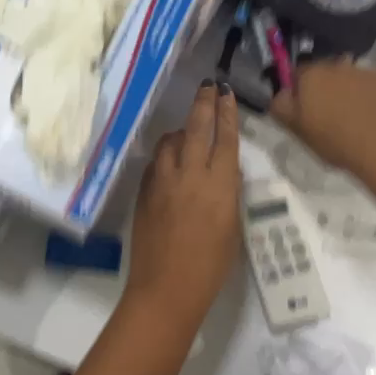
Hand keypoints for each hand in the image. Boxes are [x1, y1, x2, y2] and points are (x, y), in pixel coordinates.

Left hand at [126, 82, 241, 317]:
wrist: (166, 288)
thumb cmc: (210, 267)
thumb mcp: (231, 228)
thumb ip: (227, 195)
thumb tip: (223, 175)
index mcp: (219, 185)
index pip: (225, 138)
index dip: (226, 113)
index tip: (226, 93)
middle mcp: (191, 175)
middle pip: (197, 128)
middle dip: (203, 104)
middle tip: (207, 86)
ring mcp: (163, 182)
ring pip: (171, 142)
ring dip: (180, 132)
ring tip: (186, 131)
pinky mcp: (144, 193)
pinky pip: (156, 163)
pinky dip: (165, 156)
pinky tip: (169, 162)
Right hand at [269, 61, 375, 180]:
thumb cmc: (335, 140)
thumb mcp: (297, 130)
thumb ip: (281, 107)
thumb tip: (280, 93)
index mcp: (313, 75)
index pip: (297, 73)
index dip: (299, 89)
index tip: (303, 108)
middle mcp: (341, 65)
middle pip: (329, 73)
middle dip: (328, 88)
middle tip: (331, 116)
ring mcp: (372, 71)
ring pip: (356, 79)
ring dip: (354, 92)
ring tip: (359, 120)